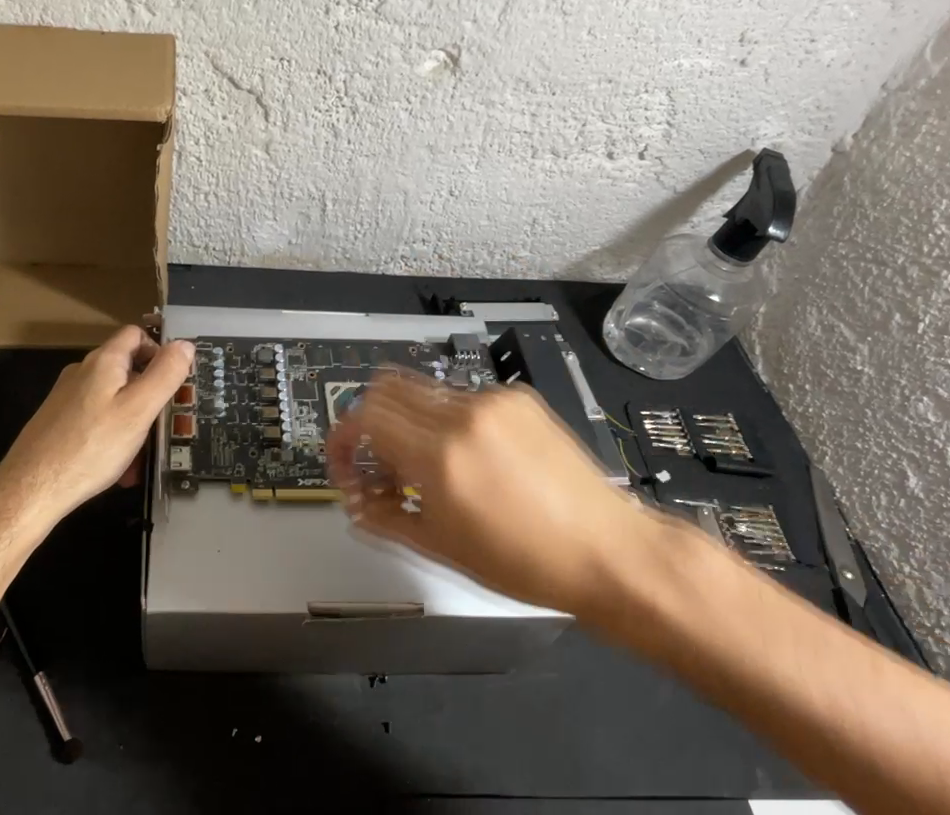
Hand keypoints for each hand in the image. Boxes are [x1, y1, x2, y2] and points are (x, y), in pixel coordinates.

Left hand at [0, 326, 193, 528]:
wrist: (32, 488)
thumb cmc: (91, 447)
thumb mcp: (139, 410)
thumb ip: (165, 375)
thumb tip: (184, 344)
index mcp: (103, 362)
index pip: (136, 335)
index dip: (159, 351)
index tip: (174, 380)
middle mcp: (81, 373)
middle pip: (126, 371)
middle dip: (148, 398)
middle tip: (163, 427)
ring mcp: (67, 398)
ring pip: (113, 401)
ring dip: (133, 425)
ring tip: (142, 459)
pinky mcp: (59, 422)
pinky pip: (97, 422)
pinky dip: (113, 439)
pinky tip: (118, 470)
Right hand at [326, 371, 650, 613]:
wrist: (607, 551)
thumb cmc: (525, 561)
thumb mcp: (441, 547)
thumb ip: (383, 516)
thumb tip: (355, 501)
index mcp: (440, 455)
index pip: (364, 416)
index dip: (342, 438)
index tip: (344, 462)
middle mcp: (463, 415)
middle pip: (385, 387)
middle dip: (368, 420)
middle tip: (375, 460)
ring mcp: (495, 402)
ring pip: (423, 390)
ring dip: (406, 419)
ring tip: (421, 465)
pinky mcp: (520, 399)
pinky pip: (462, 398)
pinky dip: (446, 420)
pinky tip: (464, 458)